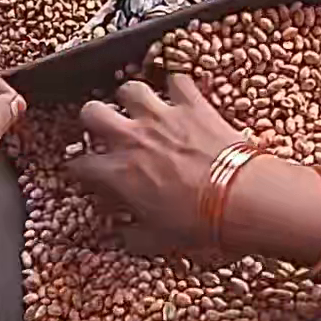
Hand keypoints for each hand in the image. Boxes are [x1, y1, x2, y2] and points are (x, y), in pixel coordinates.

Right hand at [66, 74, 245, 251]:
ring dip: (131, 97)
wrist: (240, 199)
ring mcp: (162, 117)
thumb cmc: (199, 223)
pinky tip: (179, 93)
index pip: (81, 164)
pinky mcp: (192, 105)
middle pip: (92, 112)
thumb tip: (123, 237)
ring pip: (130, 89)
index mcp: (118, 173)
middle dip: (94, 119)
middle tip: (106, 129)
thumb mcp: (157, 239)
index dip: (81, 168)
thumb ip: (132, 236)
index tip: (87, 172)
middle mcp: (132, 138)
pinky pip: (177, 80)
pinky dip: (177, 85)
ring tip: (139, 107)